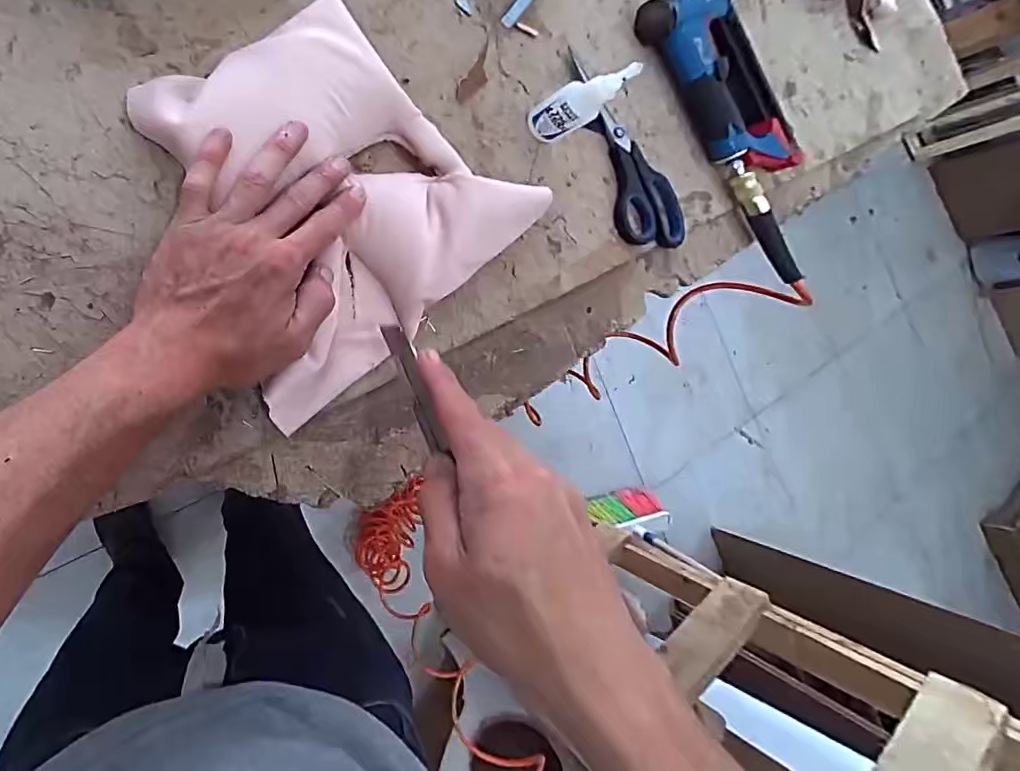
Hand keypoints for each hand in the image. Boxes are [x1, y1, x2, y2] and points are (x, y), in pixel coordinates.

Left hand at [127, 122, 364, 398]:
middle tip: (339, 159)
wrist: (169, 352)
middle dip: (322, 176)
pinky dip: (210, 158)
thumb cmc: (233, 351)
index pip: (324, 226)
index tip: (358, 191)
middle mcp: (256, 237)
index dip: (345, 207)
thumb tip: (325, 271)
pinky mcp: (187, 227)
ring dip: (278, 153)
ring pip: (255, 181)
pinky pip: (199, 185)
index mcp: (284, 264)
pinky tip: (222, 134)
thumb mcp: (292, 341)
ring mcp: (219, 227)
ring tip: (295, 130)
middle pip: (296, 197)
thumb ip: (317, 303)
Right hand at [417, 352, 712, 769]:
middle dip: (458, 449)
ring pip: (509, 464)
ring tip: (474, 541)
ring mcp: (562, 489)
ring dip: (483, 480)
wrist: (594, 665)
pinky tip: (506, 546)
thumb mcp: (448, 570)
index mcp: (499, 478)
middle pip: (486, 440)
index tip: (424, 354)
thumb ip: (437, 503)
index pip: (462, 416)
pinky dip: (506, 494)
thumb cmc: (509, 623)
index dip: (440, 385)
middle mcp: (535, 470)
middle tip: (439, 498)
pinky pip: (530, 484)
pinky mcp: (577, 511)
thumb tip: (440, 462)